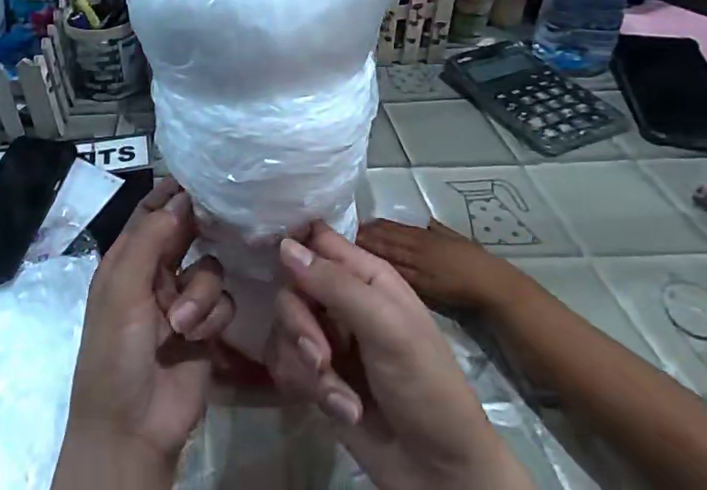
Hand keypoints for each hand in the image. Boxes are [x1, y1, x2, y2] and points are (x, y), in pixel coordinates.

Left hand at [54, 178, 235, 487]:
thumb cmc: (115, 354)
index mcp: (127, 261)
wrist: (132, 429)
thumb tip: (183, 195)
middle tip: (223, 216)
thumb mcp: (123, 290)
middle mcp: (156, 273)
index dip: (173, 192)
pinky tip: (199, 336)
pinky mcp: (206, 325)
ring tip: (185, 322)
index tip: (204, 173)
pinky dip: (213, 315)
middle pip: (186, 232)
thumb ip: (151, 239)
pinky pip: (223, 300)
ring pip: (210, 266)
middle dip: (201, 229)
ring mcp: (182, 299)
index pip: (151, 212)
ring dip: (201, 291)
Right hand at [265, 222, 532, 489]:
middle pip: (292, 288)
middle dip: (299, 325)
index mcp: (368, 274)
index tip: (267, 261)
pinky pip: (286, 366)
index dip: (292, 245)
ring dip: (305, 366)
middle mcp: (344, 299)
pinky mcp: (319, 378)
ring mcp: (330, 339)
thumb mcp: (387, 327)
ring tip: (341, 398)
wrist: (439, 470)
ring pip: (284, 329)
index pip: (317, 239)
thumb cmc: (426, 384)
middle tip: (321, 357)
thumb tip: (284, 246)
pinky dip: (306, 389)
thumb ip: (336, 286)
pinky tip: (342, 411)